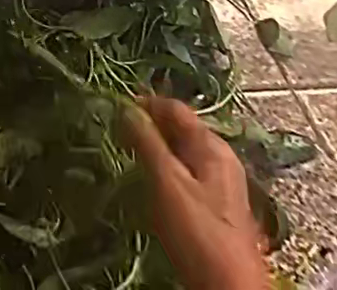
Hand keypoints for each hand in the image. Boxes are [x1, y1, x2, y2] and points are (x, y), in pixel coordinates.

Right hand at [123, 96, 269, 289]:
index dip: (145, 104)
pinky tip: (150, 180)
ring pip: (181, 151)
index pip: (175, 109)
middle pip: (180, 128)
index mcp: (213, 146)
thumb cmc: (198, 232)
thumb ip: (147, 141)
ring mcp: (220, 182)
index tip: (116, 109)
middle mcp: (220, 157)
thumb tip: (126, 108)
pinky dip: (165, 166)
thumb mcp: (167, 182)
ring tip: (128, 152)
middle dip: (149, 125)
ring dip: (155, 147)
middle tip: (119, 132)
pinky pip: (186, 171)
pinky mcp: (216, 204)